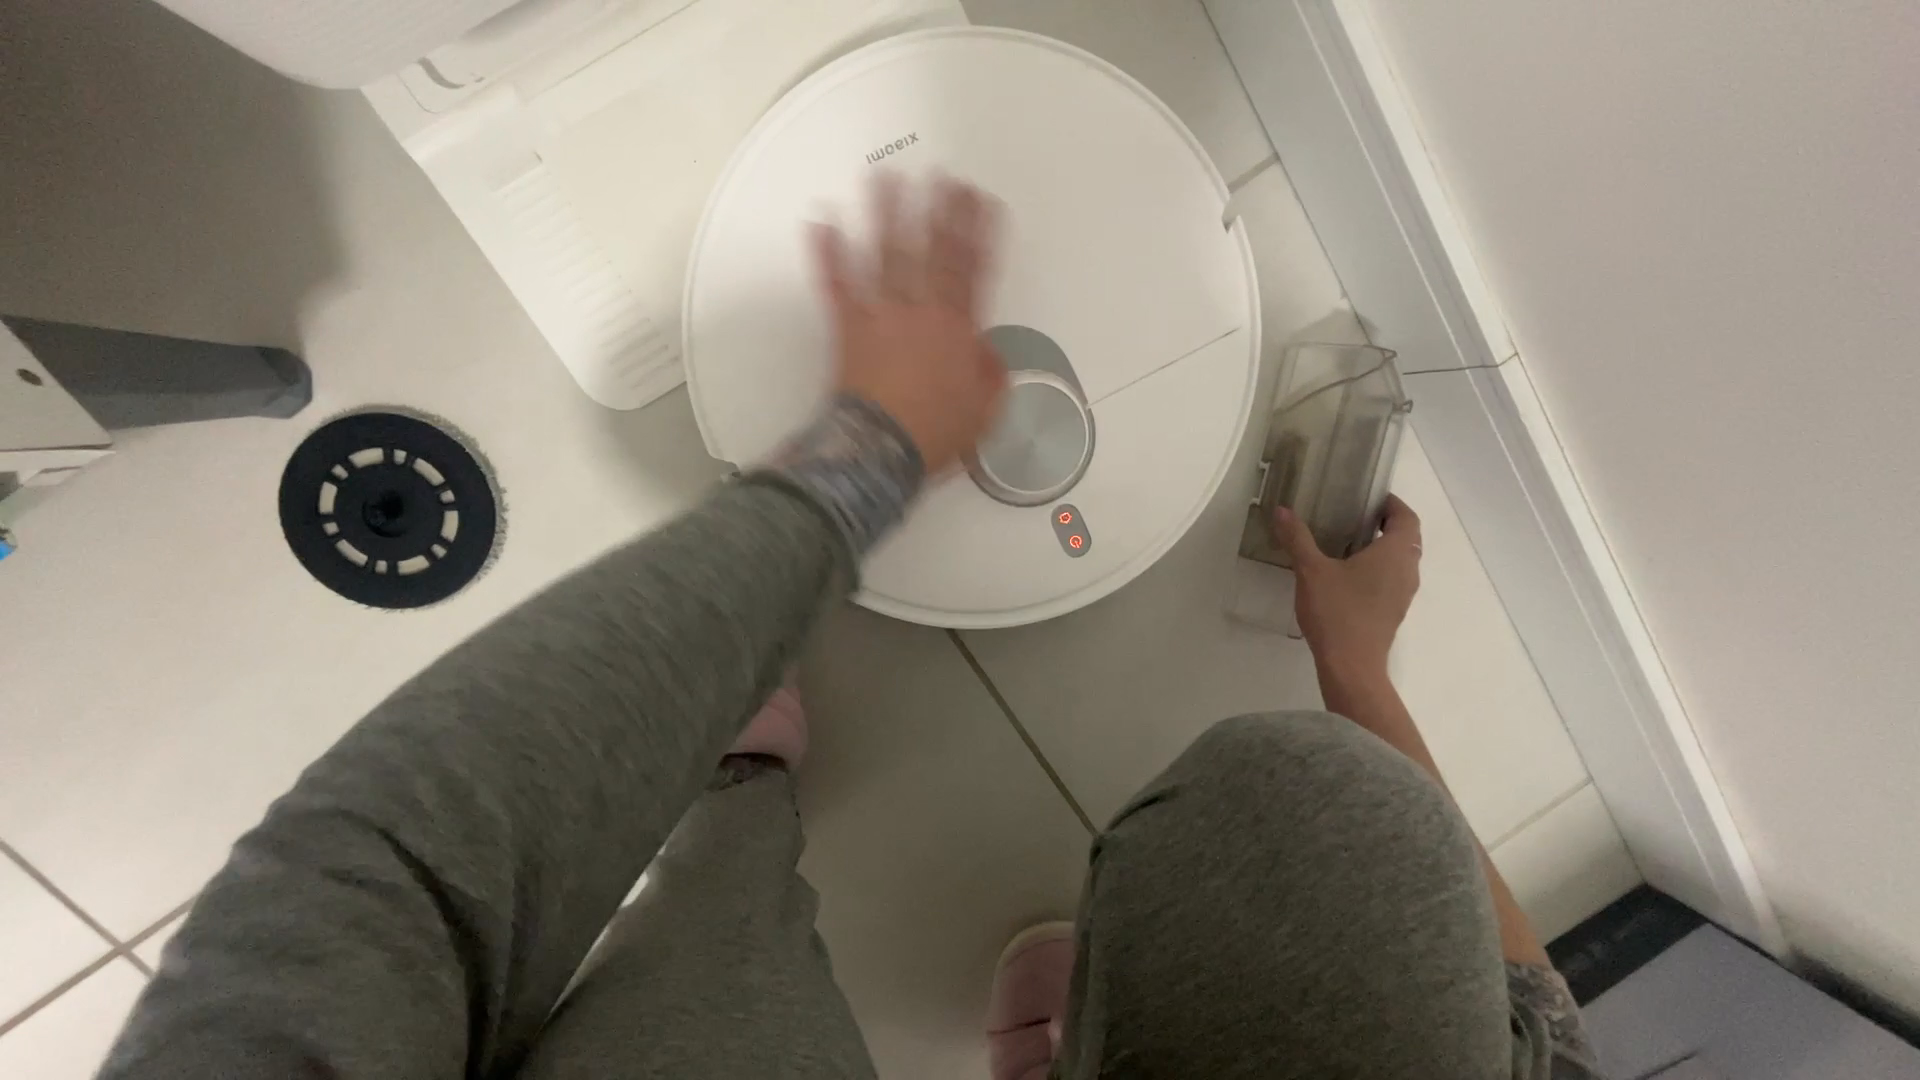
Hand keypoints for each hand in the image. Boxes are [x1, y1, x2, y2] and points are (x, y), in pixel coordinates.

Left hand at [810, 174, 1007, 473]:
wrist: (881, 450)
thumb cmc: (931, 432)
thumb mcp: (983, 410)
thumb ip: (991, 374)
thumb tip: (990, 354)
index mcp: (957, 328)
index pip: (973, 268)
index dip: (979, 231)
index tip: (982, 201)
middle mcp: (920, 312)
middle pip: (932, 250)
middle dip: (939, 209)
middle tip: (943, 176)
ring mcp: (882, 316)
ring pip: (885, 254)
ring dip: (885, 213)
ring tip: (885, 178)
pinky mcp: (849, 328)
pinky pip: (837, 284)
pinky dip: (828, 254)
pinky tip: (822, 224)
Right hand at [1272, 494, 1422, 677]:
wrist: (1351, 664)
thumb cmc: (1336, 611)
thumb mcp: (1310, 571)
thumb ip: (1297, 538)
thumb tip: (1283, 510)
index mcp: (1395, 552)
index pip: (1406, 517)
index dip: (1391, 503)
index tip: (1369, 496)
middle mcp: (1407, 570)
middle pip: (1406, 537)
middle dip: (1385, 524)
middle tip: (1354, 516)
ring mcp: (1403, 593)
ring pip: (1400, 560)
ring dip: (1382, 547)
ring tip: (1348, 542)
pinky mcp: (1394, 611)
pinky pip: (1392, 579)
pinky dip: (1378, 568)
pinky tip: (1348, 574)